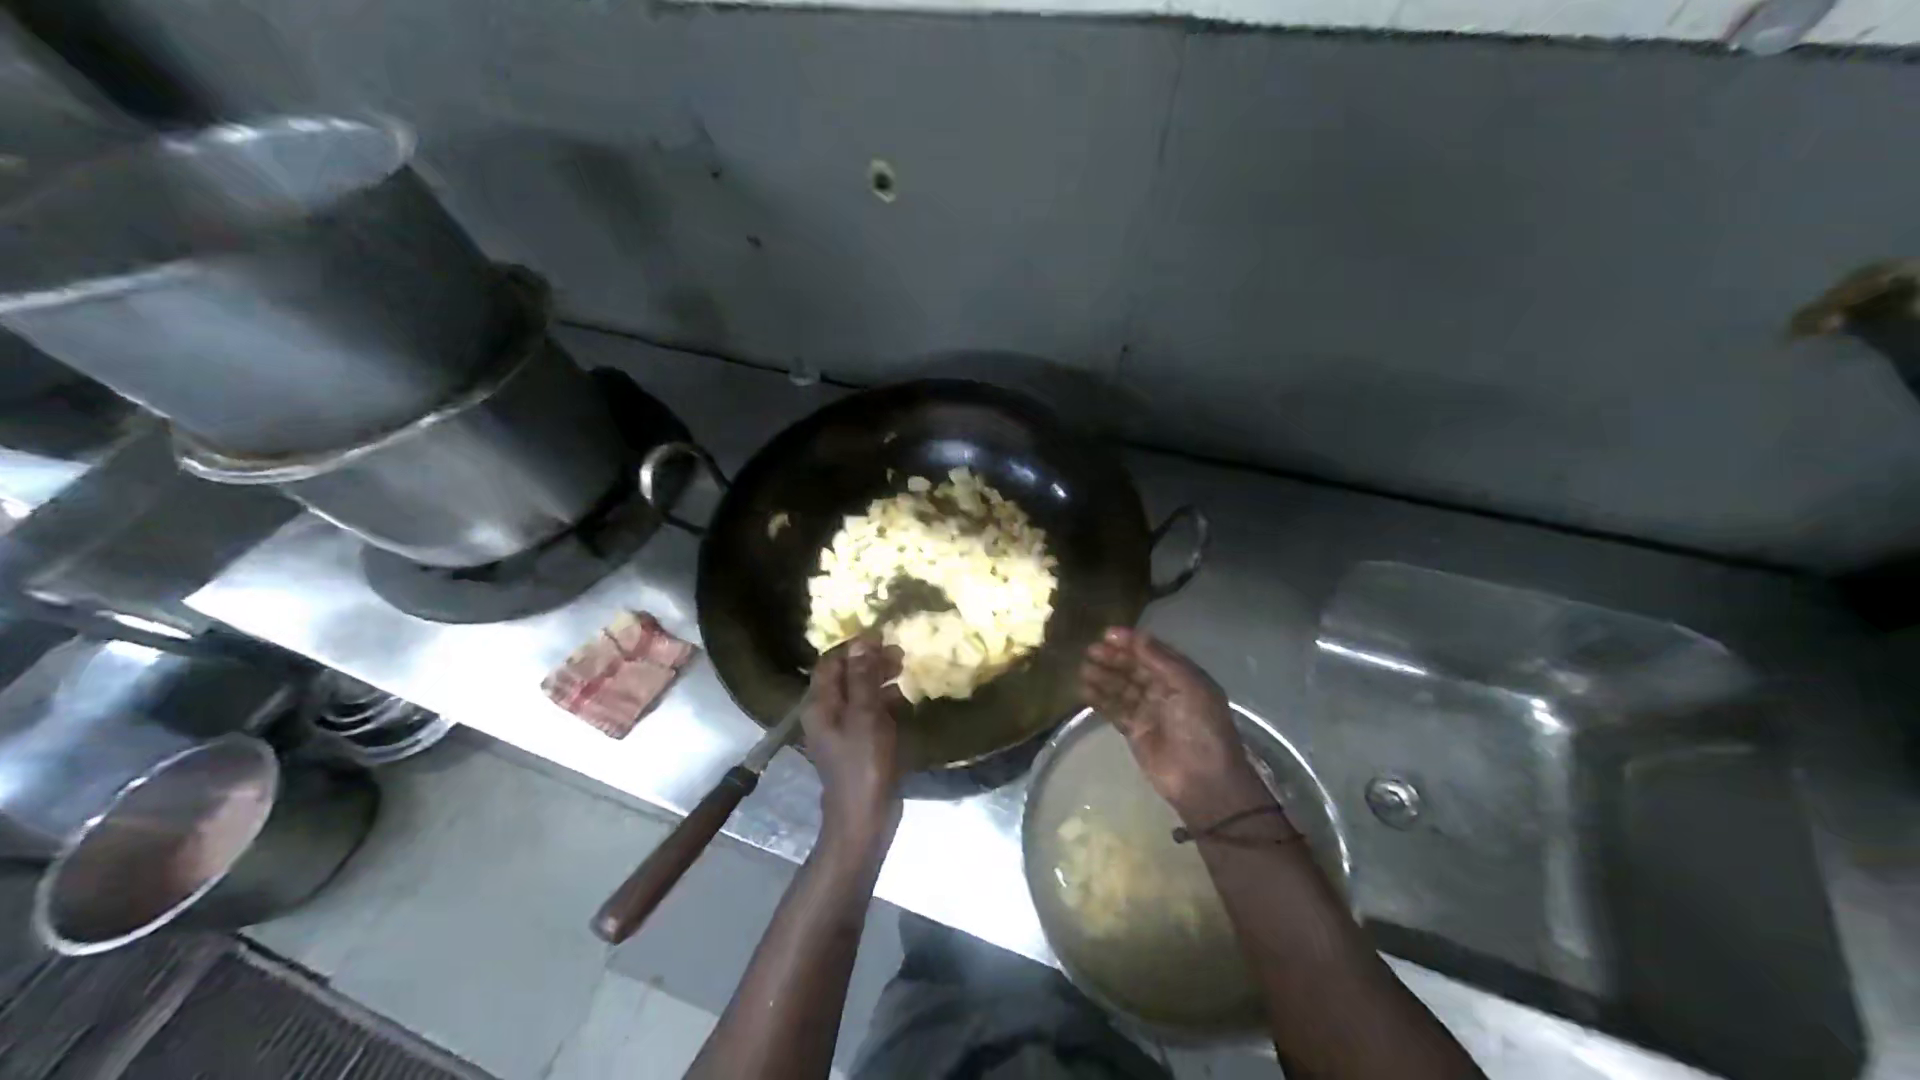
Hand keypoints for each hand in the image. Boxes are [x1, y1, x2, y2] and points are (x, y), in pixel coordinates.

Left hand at [803, 639, 904, 850]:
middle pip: (845, 677)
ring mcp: (842, 732)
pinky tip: (904, 703)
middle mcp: (826, 715)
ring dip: (879, 681)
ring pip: (859, 695)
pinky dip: (884, 703)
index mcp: (820, 705)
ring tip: (905, 673)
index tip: (883, 638)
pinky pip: (869, 714)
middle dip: (870, 663)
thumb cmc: (864, 764)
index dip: (854, 647)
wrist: (864, 818)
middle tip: (900, 655)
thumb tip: (861, 642)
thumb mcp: (866, 715)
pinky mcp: (858, 746)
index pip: (830, 663)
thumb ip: (863, 678)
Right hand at [1079, 628, 1270, 820]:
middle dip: (1114, 658)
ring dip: (1104, 676)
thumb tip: (1137, 636)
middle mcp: (1165, 690)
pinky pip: (1115, 709)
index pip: (1153, 652)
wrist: (1203, 780)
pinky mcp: (1135, 730)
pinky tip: (1084, 690)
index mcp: (1183, 677)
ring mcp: (1149, 710)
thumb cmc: (1200, 727)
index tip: (1107, 634)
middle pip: (1134, 668)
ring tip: (1084, 669)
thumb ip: (1160, 660)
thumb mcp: (1188, 687)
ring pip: (1122, 687)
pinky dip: (1100, 699)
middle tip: (1091, 651)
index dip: (1131, 642)